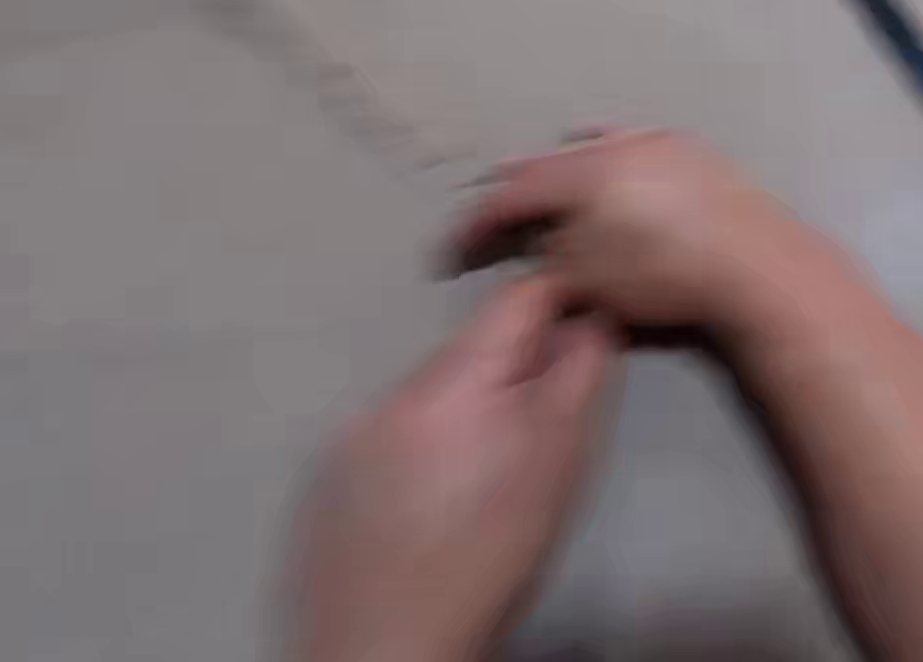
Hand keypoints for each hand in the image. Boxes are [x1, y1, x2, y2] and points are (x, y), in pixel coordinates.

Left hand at [288, 275, 618, 661]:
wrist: (391, 657)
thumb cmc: (498, 542)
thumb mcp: (563, 449)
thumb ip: (583, 368)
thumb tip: (591, 316)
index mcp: (456, 378)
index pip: (518, 296)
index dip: (562, 296)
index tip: (588, 320)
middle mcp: (394, 391)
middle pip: (478, 341)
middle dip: (520, 360)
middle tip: (544, 413)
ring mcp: (353, 433)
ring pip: (442, 382)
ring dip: (479, 397)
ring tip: (493, 461)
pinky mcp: (331, 474)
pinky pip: (404, 421)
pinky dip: (438, 431)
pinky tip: (445, 488)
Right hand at [445, 129, 870, 340]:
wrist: (757, 261)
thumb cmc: (669, 276)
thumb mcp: (595, 278)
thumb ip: (556, 255)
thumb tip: (543, 238)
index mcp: (589, 176)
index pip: (516, 195)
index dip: (481, 221)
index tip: (457, 247)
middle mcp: (621, 146)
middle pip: (553, 163)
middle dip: (519, 186)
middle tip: (492, 202)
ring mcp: (661, 141)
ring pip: (594, 144)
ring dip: (563, 160)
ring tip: (542, 168)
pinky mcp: (692, 149)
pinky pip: (636, 138)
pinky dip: (610, 145)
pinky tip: (606, 141)